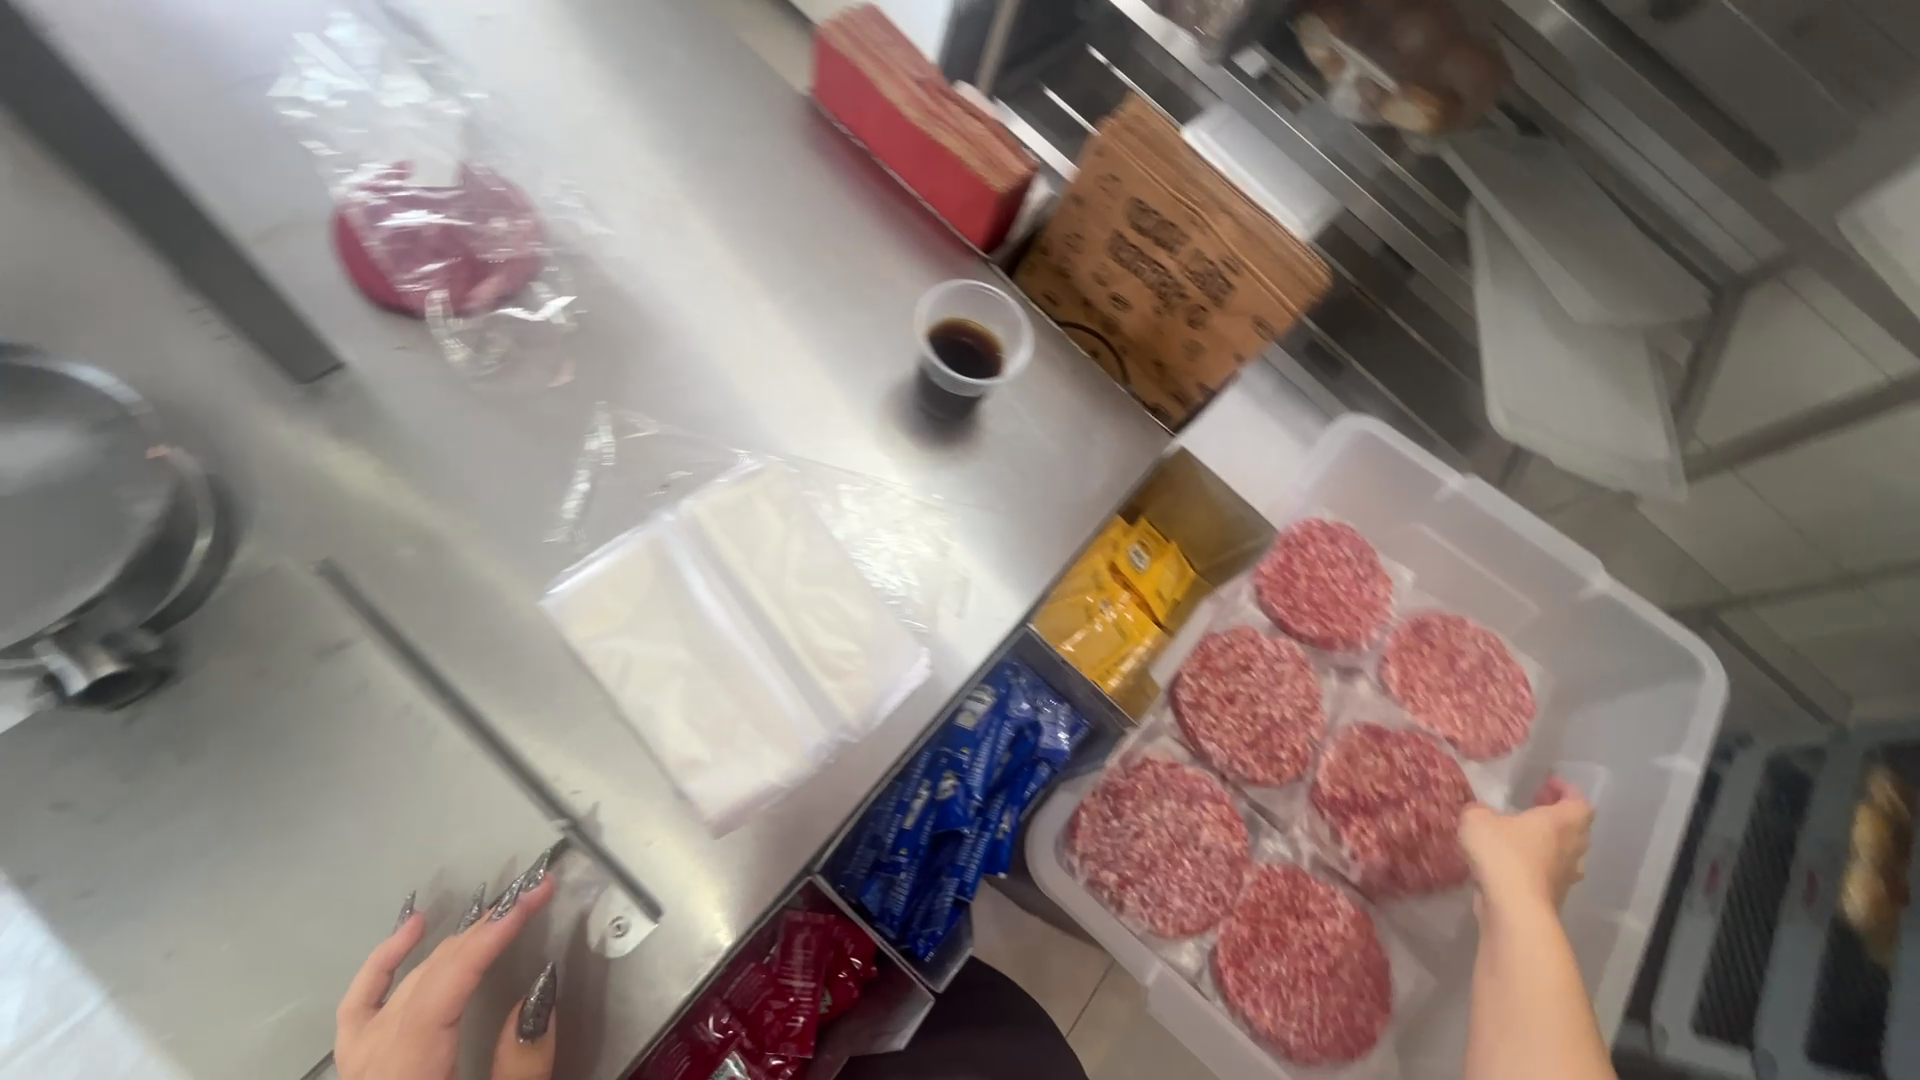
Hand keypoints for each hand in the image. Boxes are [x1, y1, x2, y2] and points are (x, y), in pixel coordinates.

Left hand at [336, 875, 558, 1079]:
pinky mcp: (357, 1077)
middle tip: (531, 896)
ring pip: (396, 993)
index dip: (493, 935)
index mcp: (407, 1078)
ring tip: (489, 911)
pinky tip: (410, 934)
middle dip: (483, 933)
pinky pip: (358, 1013)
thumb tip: (538, 990)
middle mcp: (371, 1072)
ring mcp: (355, 1075)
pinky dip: (382, 968)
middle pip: (425, 983)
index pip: (444, 986)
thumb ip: (521, 1063)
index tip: (536, 897)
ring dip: (448, 947)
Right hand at [1459, 798, 1593, 913]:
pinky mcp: (1554, 896)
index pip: (1578, 802)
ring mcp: (1566, 875)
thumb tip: (1481, 812)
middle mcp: (1571, 848)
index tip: (1548, 782)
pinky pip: (1551, 873)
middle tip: (1535, 807)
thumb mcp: (1476, 818)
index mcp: (1560, 822)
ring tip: (1522, 836)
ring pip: (1566, 853)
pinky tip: (1511, 863)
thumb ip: (1478, 810)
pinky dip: (1537, 864)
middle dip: (1558, 816)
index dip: (1566, 791)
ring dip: (1550, 843)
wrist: (1514, 906)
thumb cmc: (1502, 853)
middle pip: (1577, 829)